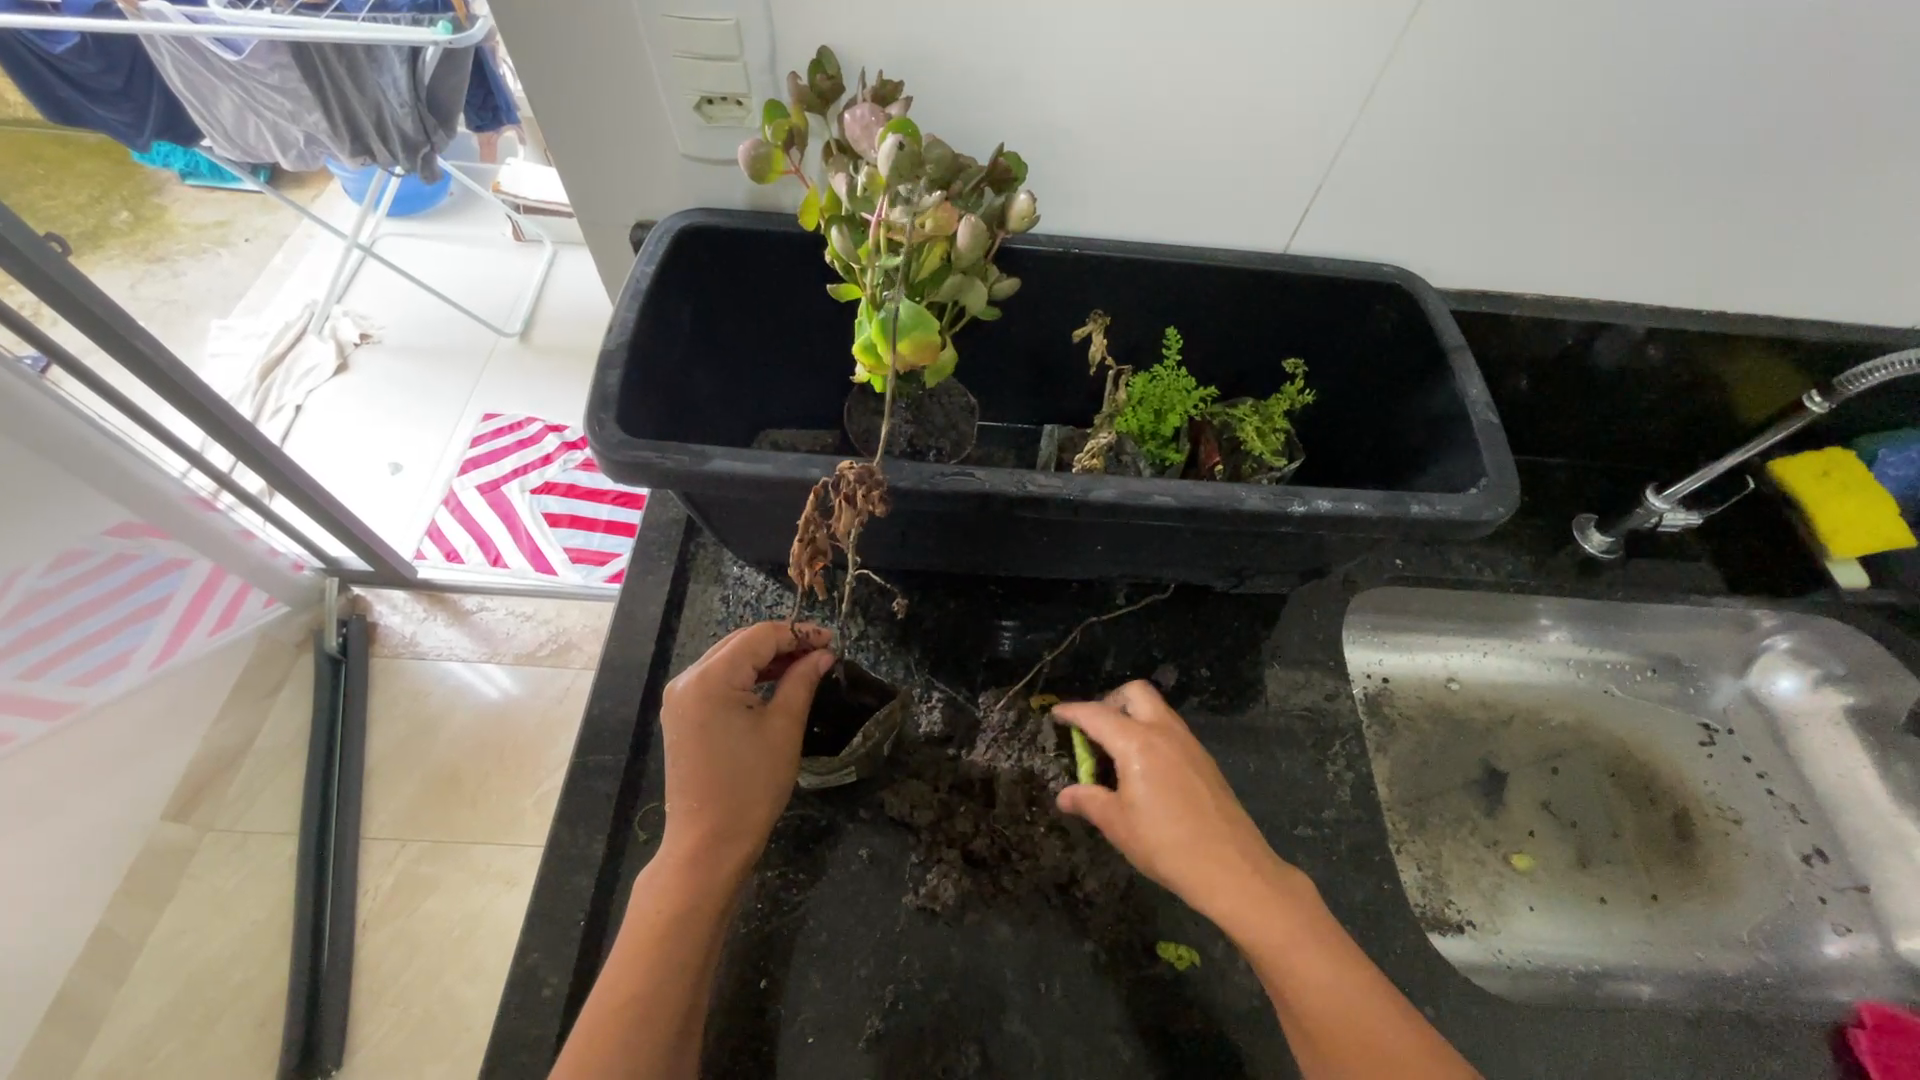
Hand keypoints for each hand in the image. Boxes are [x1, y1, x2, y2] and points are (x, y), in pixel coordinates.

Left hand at [657, 621, 835, 873]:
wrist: (708, 843)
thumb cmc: (751, 786)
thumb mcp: (783, 729)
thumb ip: (801, 682)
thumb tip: (822, 655)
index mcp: (711, 679)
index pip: (759, 637)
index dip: (798, 633)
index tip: (832, 641)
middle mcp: (688, 679)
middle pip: (740, 642)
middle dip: (782, 642)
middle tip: (821, 651)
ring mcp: (680, 697)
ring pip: (728, 658)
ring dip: (765, 658)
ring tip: (804, 665)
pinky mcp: (681, 715)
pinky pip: (717, 680)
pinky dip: (747, 676)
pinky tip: (775, 683)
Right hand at [1055, 681, 1297, 923]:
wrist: (1231, 867)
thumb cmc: (1165, 845)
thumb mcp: (1117, 824)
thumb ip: (1089, 801)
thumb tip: (1065, 795)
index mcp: (1137, 743)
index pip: (1097, 715)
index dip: (1072, 712)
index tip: (1056, 713)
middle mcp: (1164, 732)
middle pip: (1135, 693)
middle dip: (1110, 701)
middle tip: (1094, 730)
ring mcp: (1189, 744)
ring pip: (1157, 710)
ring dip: (1133, 717)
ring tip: (1116, 752)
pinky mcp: (1204, 760)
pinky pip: (1171, 731)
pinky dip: (1151, 735)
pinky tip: (1145, 770)